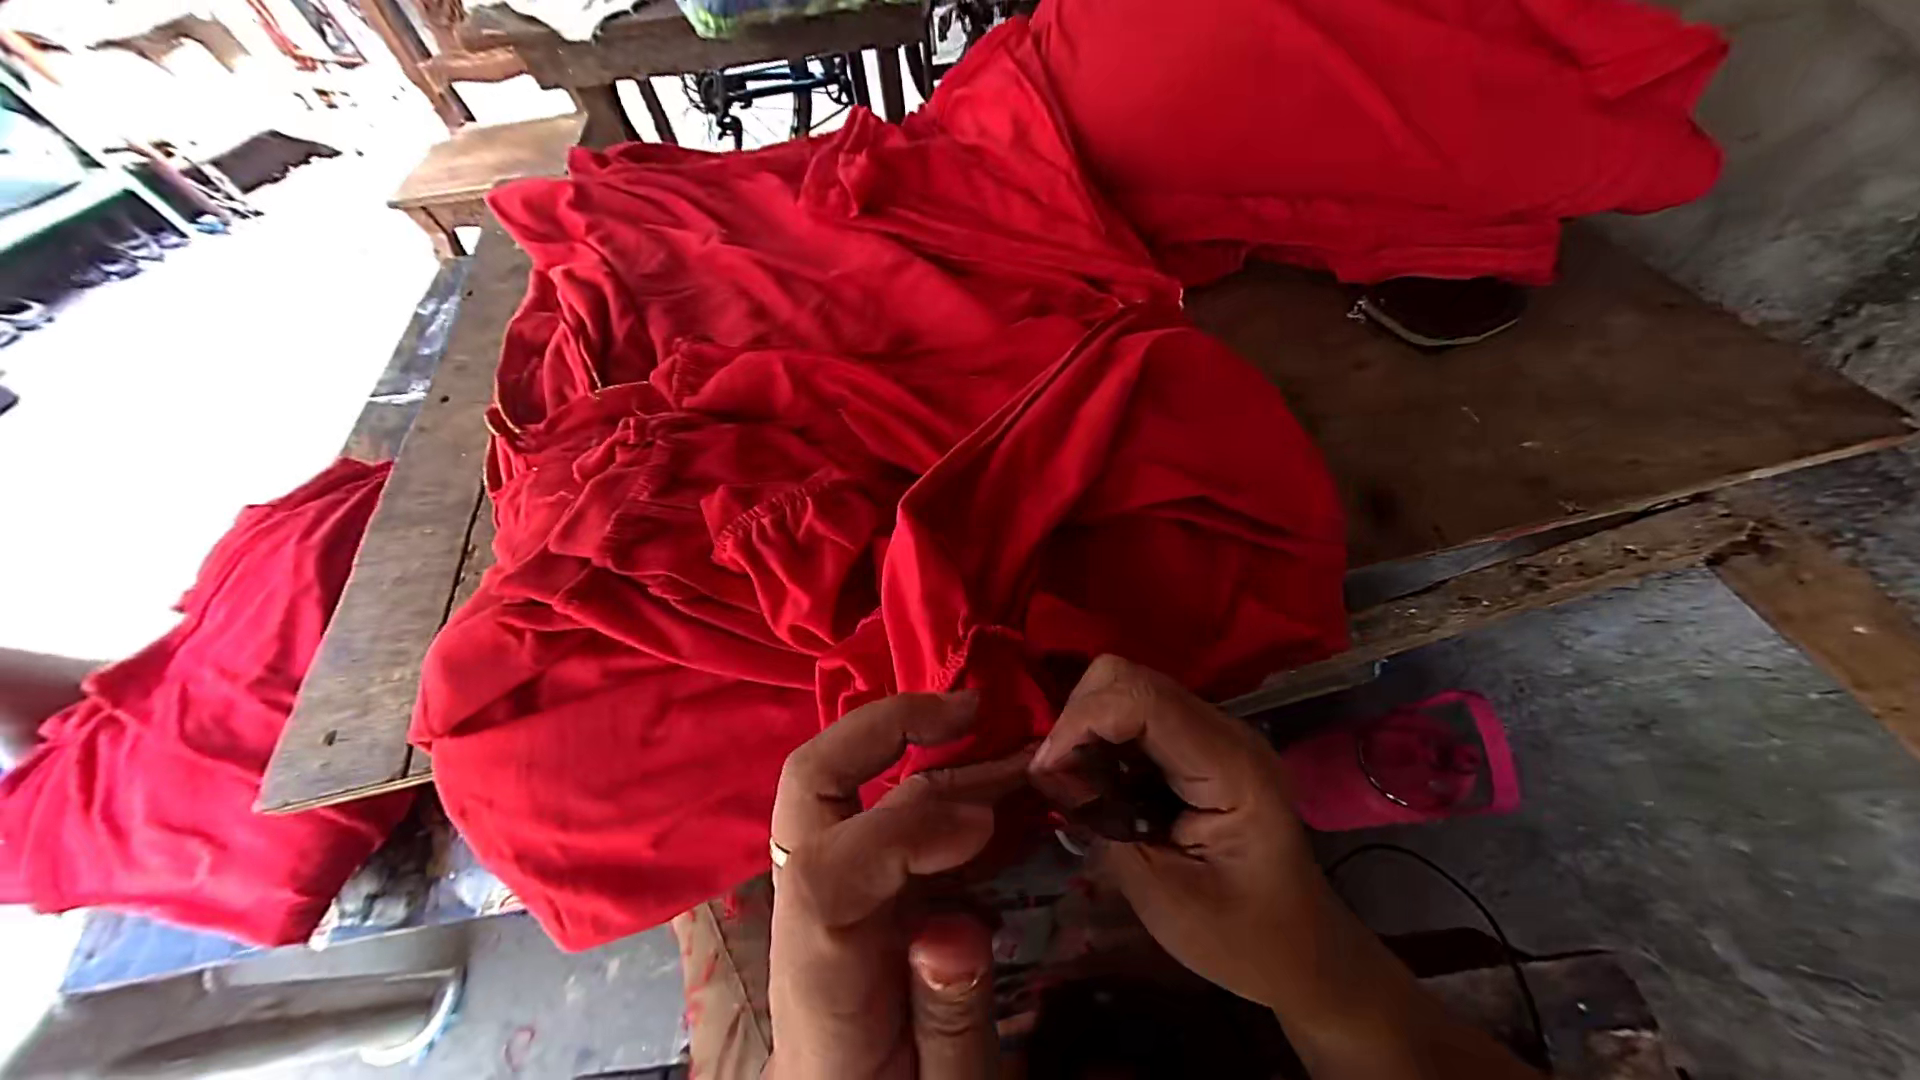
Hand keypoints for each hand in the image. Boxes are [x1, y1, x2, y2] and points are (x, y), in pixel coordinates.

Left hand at [768, 690, 1023, 1078]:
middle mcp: (807, 908)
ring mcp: (827, 879)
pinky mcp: (855, 872)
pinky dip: (933, 772)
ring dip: (921, 741)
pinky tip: (987, 772)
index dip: (907, 831)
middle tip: (966, 710)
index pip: (828, 877)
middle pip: (808, 785)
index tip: (984, 824)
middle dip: (882, 727)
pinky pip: (881, 802)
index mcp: (817, 979)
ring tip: (999, 735)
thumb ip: (949, 1025)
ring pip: (846, 779)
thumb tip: (953, 927)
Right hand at [1029, 655, 1327, 1009]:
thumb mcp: (1163, 895)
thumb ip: (1102, 823)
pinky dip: (1102, 733)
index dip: (1082, 720)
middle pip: (1128, 677)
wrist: (1303, 952)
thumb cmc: (1242, 937)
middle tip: (1059, 775)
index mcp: (1230, 766)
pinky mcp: (1198, 740)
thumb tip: (1047, 773)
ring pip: (1126, 685)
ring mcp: (1213, 730)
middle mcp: (1224, 730)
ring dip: (1086, 724)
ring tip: (1074, 778)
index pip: (1143, 699)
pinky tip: (1098, 776)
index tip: (1047, 770)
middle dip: (1079, 717)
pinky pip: (1135, 710)